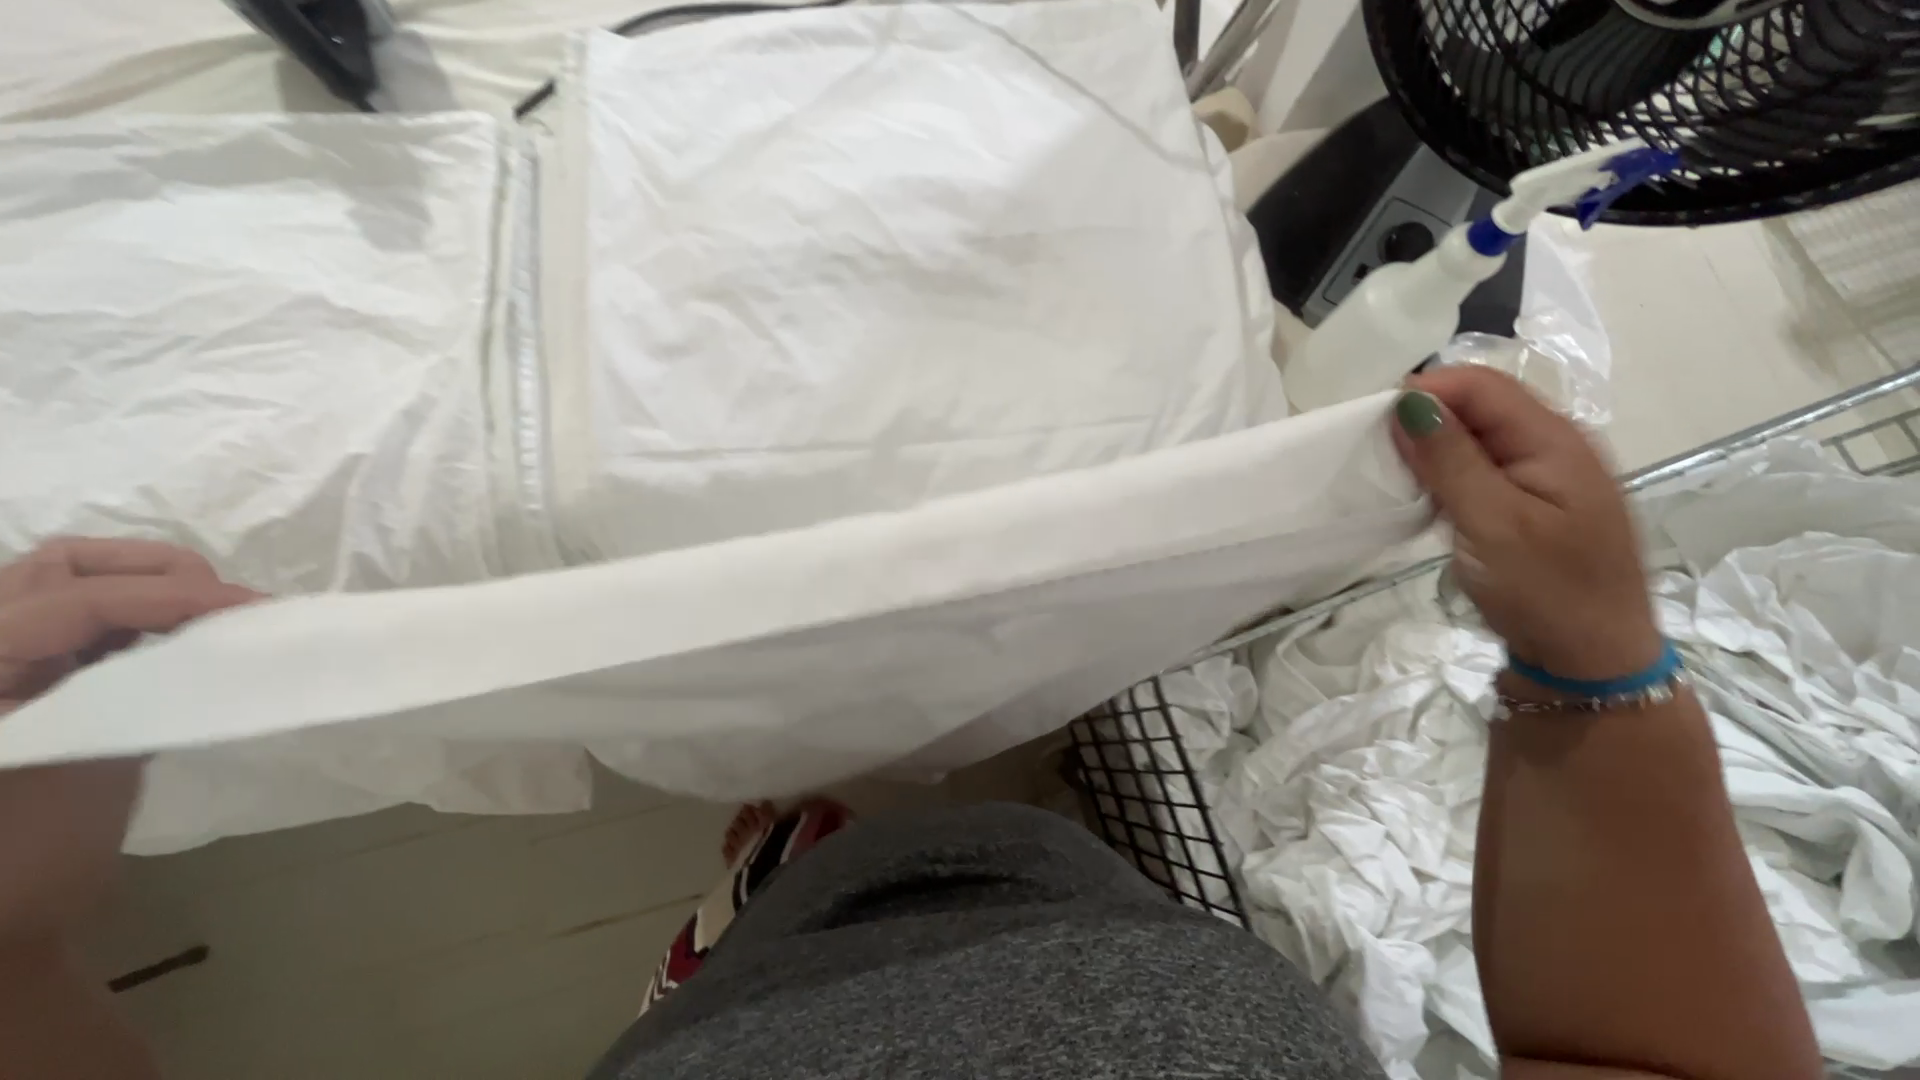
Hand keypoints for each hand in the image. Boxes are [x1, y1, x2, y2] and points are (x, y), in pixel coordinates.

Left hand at [0, 539, 256, 944]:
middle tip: (226, 607)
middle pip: (60, 567)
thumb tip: (225, 631)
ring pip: (65, 581)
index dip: (169, 593)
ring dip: (143, 585)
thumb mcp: (91, 767)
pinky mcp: (22, 679)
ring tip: (204, 616)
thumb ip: (144, 686)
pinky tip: (179, 640)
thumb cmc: (26, 860)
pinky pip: (78, 621)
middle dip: (155, 572)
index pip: (71, 600)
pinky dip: (135, 615)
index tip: (253, 605)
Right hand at [1391, 367, 1661, 683]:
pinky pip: (1484, 466)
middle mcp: (1555, 444)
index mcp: (1554, 439)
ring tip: (1395, 473)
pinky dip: (1448, 471)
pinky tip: (1426, 495)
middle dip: (1425, 415)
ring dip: (1433, 445)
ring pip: (1478, 435)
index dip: (1424, 389)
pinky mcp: (1533, 502)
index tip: (1372, 424)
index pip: (1481, 384)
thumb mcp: (1491, 524)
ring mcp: (1546, 474)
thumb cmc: (1545, 591)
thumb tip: (1410, 401)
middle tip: (1377, 451)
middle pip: (1481, 403)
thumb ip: (1450, 460)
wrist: (1592, 660)